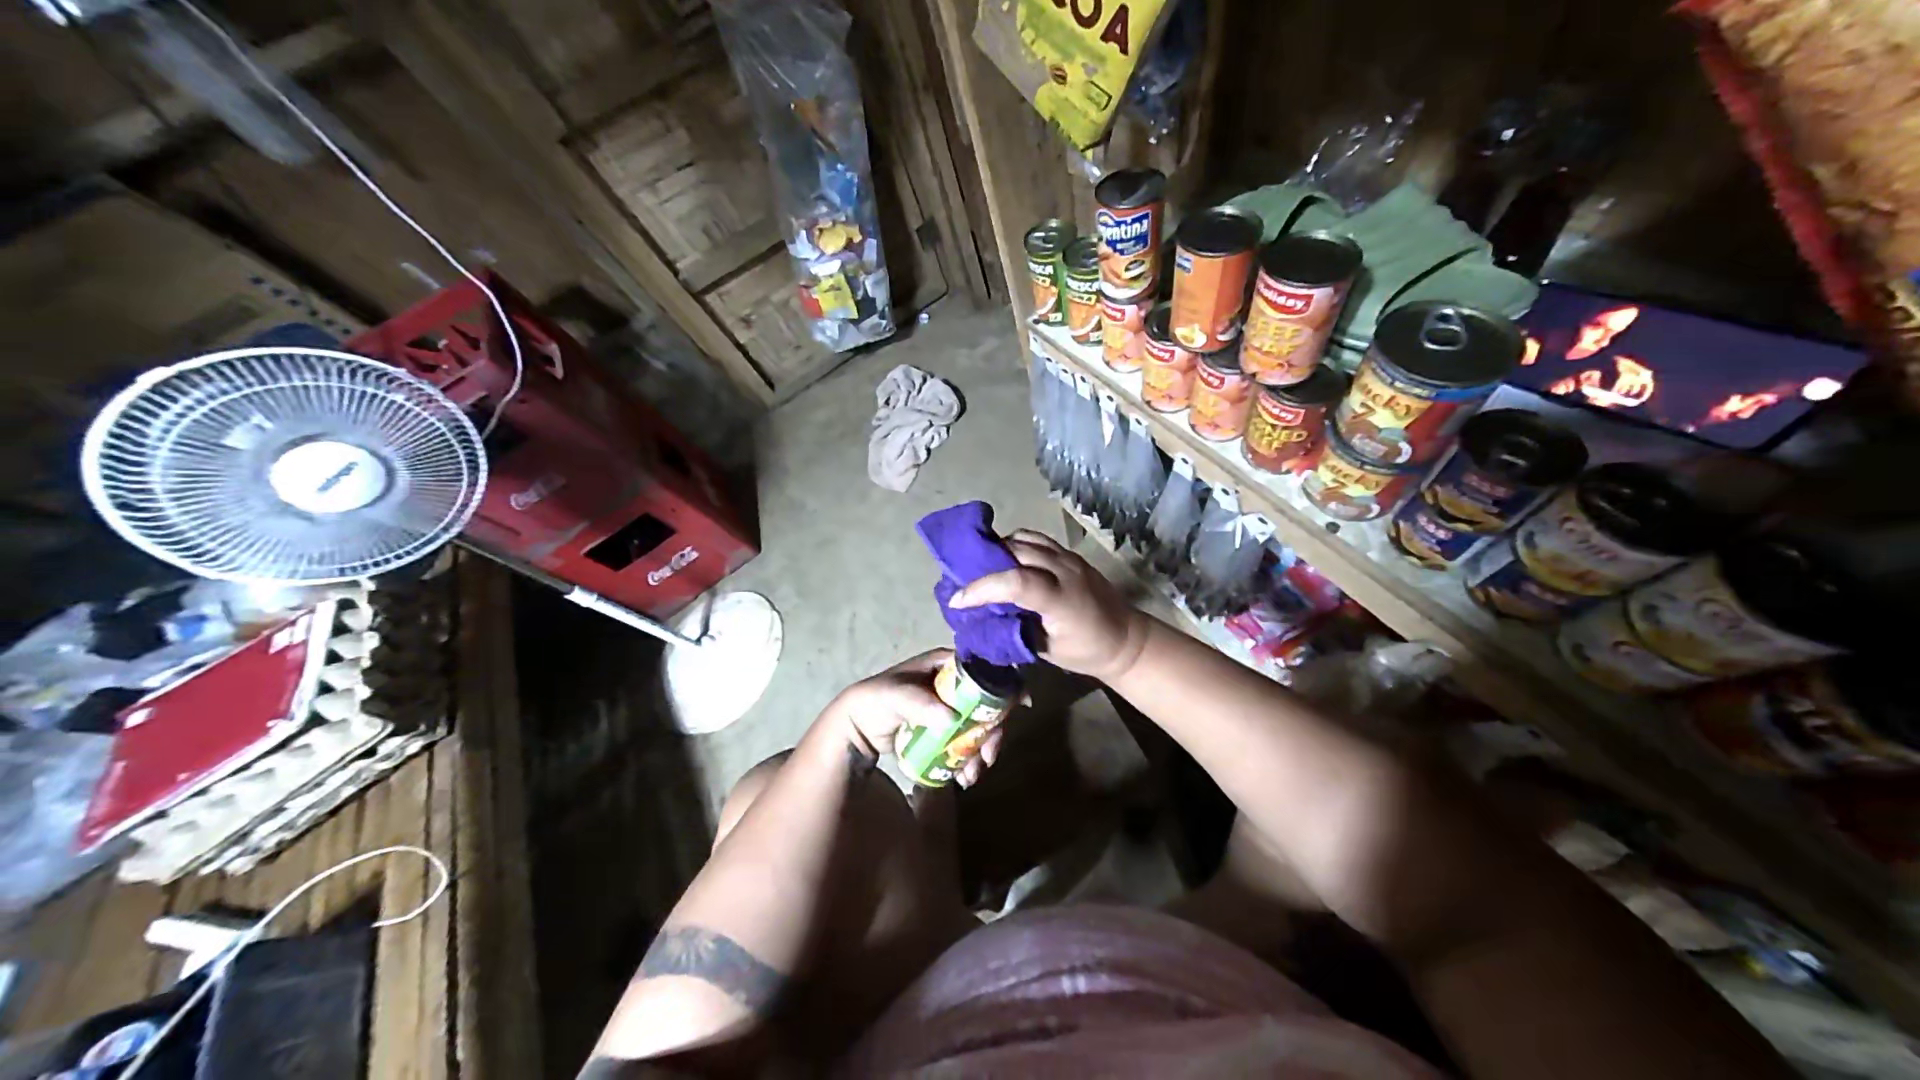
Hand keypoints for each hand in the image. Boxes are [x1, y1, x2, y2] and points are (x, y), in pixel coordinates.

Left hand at [824, 648, 1003, 786]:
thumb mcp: (892, 696)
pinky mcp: (945, 731)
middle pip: (988, 702)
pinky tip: (964, 777)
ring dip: (982, 750)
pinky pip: (966, 742)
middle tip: (989, 756)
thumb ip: (918, 702)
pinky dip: (970, 759)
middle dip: (994, 730)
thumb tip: (951, 718)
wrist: (854, 729)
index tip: (1022, 705)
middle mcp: (952, 684)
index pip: (983, 668)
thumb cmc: (874, 702)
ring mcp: (950, 708)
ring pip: (980, 725)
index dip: (1005, 684)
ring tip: (972, 775)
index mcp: (944, 665)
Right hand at [949, 530, 1151, 681]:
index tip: (958, 600)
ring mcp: (1069, 558)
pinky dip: (1015, 544)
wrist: (1125, 639)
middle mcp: (1065, 571)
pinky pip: (1036, 539)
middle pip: (1016, 551)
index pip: (1016, 582)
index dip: (982, 588)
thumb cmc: (1085, 652)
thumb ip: (1014, 629)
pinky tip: (1004, 559)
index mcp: (1061, 599)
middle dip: (984, 562)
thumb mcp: (1045, 650)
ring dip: (999, 548)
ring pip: (1025, 538)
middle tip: (961, 577)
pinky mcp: (1070, 554)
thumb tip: (981, 618)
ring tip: (980, 565)